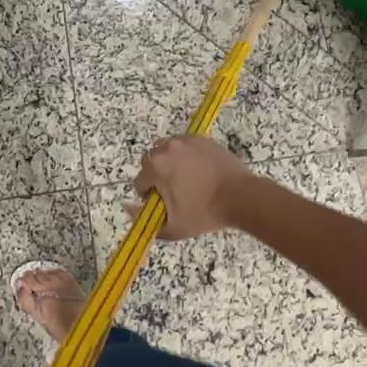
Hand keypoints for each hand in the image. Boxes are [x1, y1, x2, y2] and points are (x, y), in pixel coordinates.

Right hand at [128, 135, 257, 240]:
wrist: (239, 196)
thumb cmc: (204, 212)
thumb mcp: (174, 227)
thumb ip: (145, 221)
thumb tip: (127, 208)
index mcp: (156, 167)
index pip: (140, 181)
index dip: (149, 196)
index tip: (164, 205)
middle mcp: (167, 147)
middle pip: (151, 161)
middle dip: (157, 175)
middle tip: (174, 192)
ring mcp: (186, 140)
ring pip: (167, 149)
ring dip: (170, 162)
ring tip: (187, 179)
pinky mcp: (202, 139)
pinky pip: (186, 145)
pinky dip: (187, 155)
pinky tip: (200, 171)